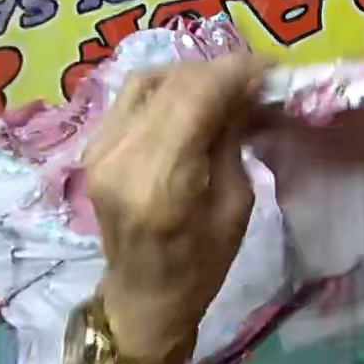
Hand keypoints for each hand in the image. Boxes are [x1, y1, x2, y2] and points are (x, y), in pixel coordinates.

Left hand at [83, 58, 264, 363]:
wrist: (144, 296)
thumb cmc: (202, 263)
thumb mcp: (237, 202)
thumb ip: (231, 138)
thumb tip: (244, 89)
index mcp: (162, 182)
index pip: (197, 96)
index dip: (236, 71)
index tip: (270, 68)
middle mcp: (122, 156)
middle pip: (174, 83)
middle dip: (220, 71)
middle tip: (254, 77)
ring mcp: (100, 149)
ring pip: (149, 80)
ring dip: (192, 74)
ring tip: (223, 85)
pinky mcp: (93, 146)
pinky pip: (132, 95)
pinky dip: (166, 86)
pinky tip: (190, 96)